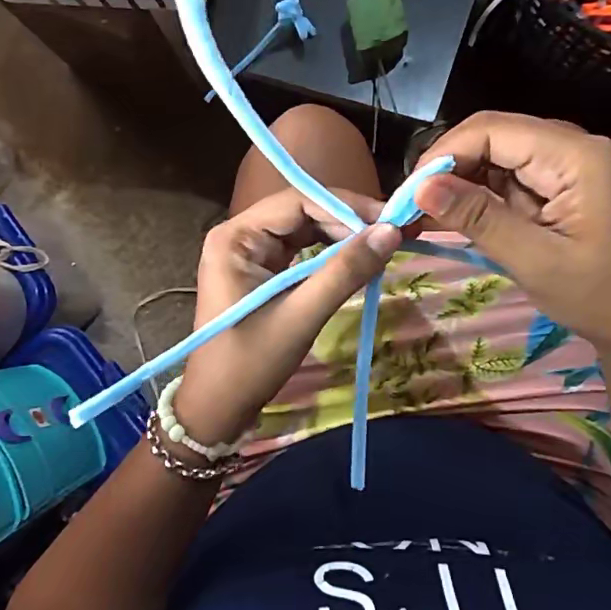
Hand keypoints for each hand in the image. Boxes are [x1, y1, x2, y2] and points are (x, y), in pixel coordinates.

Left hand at [174, 189, 401, 445]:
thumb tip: (391, 233)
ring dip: (343, 235)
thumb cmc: (250, 363)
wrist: (219, 407)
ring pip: (305, 229)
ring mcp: (249, 252)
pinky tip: (357, 260)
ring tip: (381, 245)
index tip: (389, 222)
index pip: (298, 202)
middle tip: (392, 234)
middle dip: (348, 220)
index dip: (346, 207)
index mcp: (235, 237)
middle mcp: (239, 234)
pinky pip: (301, 249)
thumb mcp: (301, 316)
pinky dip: (331, 253)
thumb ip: (344, 271)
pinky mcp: (261, 270)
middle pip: (302, 211)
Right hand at [412, 111, 610, 352]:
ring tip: (425, 215)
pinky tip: (458, 218)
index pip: (494, 130)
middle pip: (497, 138)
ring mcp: (573, 170)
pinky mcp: (568, 191)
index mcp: (577, 156)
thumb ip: (478, 218)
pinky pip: (517, 182)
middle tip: (412, 207)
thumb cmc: (603, 298)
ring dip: (464, 184)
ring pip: (502, 159)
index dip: (444, 154)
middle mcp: (576, 150)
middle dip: (450, 168)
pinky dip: (485, 199)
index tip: (409, 193)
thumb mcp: (536, 260)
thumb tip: (422, 186)